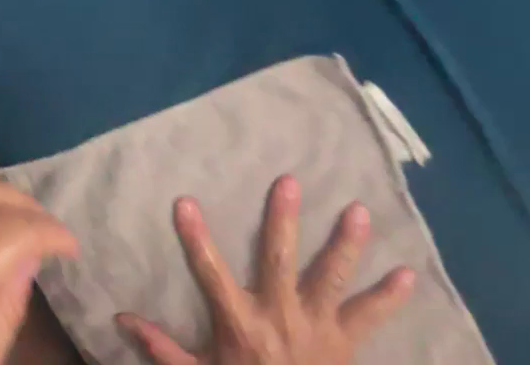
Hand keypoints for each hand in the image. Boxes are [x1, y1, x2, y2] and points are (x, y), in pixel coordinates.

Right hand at [118, 175, 414, 364]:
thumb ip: (163, 347)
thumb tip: (120, 317)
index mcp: (241, 325)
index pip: (211, 273)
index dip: (197, 238)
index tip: (185, 200)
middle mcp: (281, 319)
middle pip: (279, 261)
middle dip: (283, 220)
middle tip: (289, 181)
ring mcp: (319, 330)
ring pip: (332, 280)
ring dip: (346, 245)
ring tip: (359, 210)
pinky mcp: (347, 344)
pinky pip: (370, 318)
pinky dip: (390, 297)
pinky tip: (409, 274)